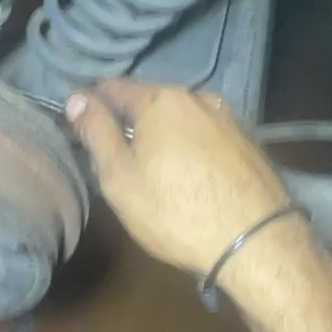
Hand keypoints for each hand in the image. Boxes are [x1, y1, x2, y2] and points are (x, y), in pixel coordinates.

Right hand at [65, 80, 297, 288]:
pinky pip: (203, 133)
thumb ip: (97, 133)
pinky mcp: (248, 141)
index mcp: (161, 100)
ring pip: (178, 117)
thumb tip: (76, 99)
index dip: (90, 105)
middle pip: (148, 100)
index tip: (80, 131)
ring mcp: (228, 118)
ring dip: (159, 133)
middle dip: (127, 120)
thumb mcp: (120, 177)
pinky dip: (187, 145)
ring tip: (150, 167)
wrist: (255, 244)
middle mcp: (197, 97)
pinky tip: (185, 174)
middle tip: (112, 156)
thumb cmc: (175, 212)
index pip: (111, 87)